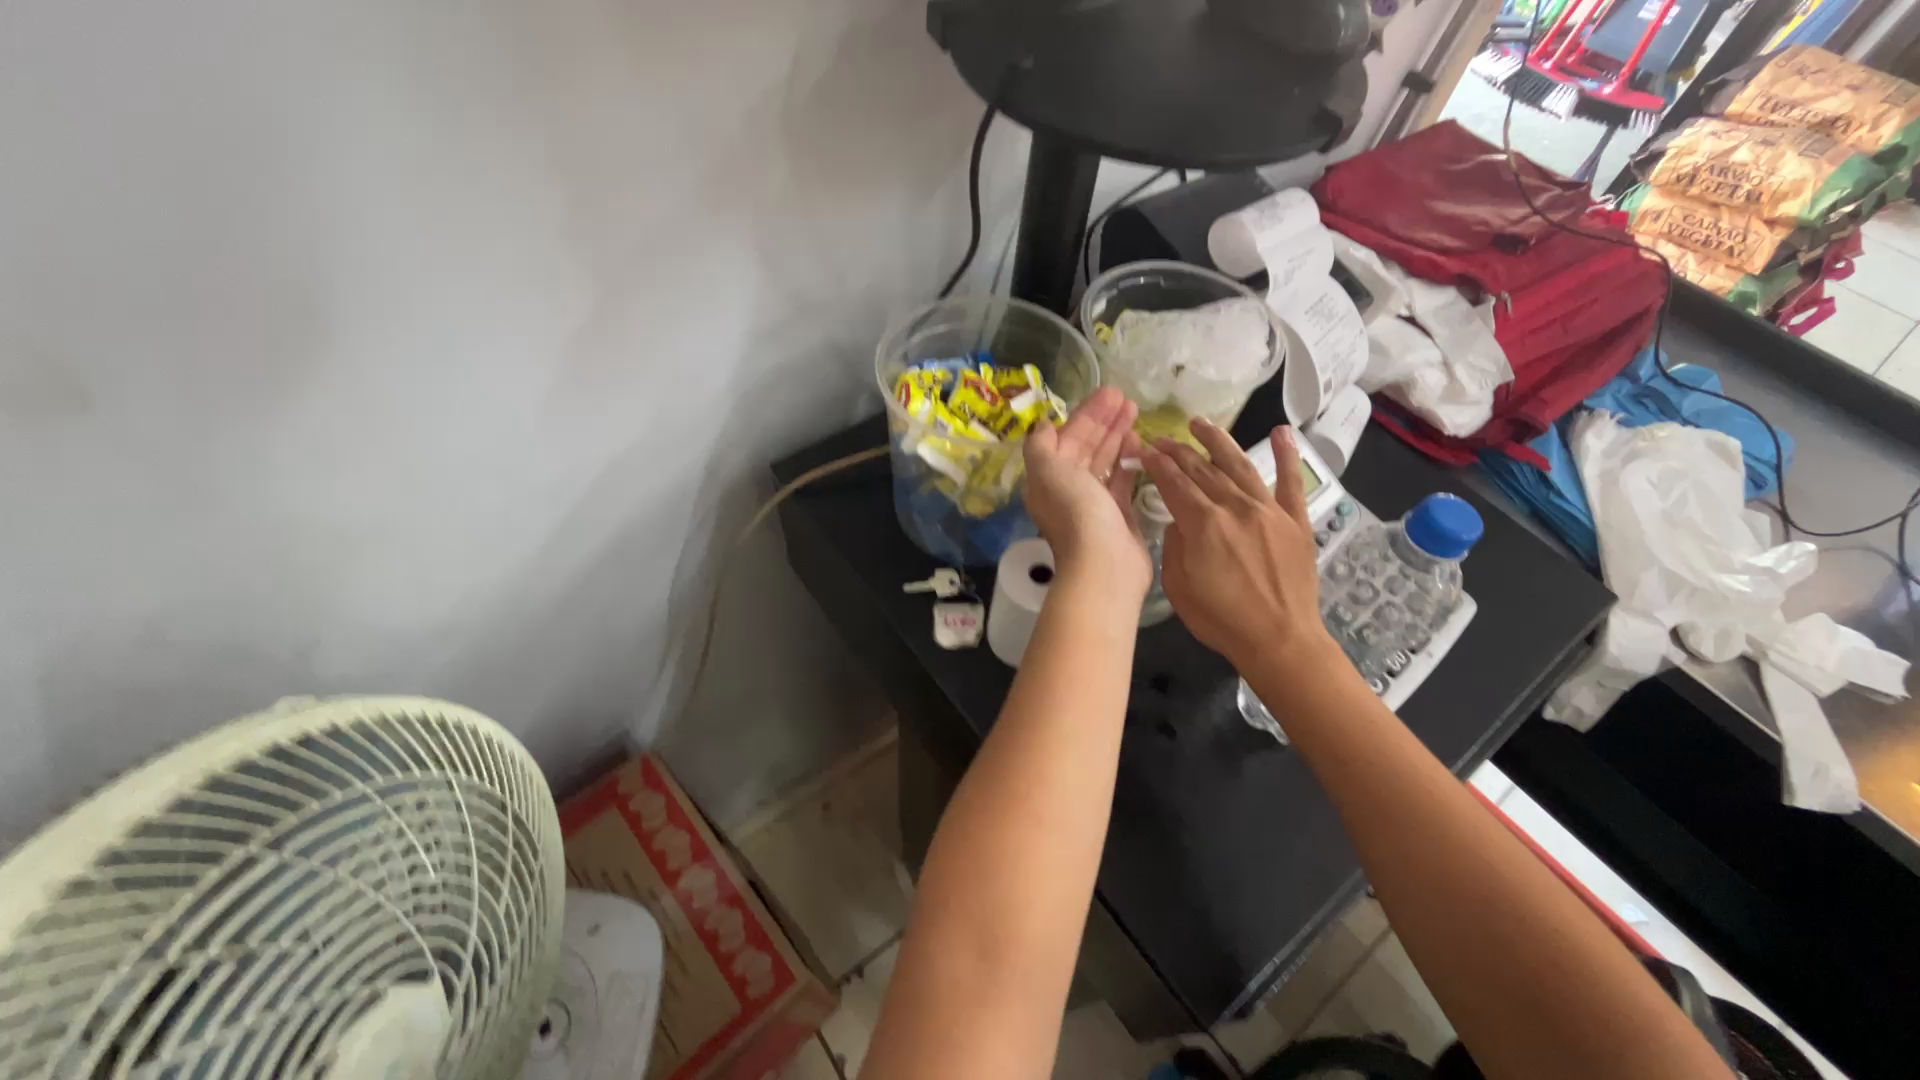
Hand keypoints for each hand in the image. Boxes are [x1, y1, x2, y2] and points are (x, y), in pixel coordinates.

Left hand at [1023, 387, 1148, 593]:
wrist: (1103, 563)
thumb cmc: (1074, 512)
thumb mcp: (1047, 471)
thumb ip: (1041, 445)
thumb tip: (1044, 424)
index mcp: (1048, 478)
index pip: (1066, 438)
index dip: (1085, 414)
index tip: (1108, 392)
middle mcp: (1068, 489)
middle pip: (1086, 446)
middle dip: (1103, 421)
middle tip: (1126, 397)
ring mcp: (1094, 503)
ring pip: (1105, 460)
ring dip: (1118, 436)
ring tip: (1135, 412)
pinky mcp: (1119, 514)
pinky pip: (1122, 480)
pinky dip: (1129, 460)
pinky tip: (1140, 442)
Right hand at [1139, 418, 1332, 671]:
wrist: (1280, 640)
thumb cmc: (1222, 620)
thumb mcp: (1179, 587)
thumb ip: (1174, 546)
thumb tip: (1179, 522)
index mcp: (1203, 523)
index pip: (1174, 483)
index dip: (1157, 465)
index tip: (1144, 451)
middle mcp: (1235, 507)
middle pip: (1202, 470)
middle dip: (1178, 452)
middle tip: (1162, 440)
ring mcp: (1269, 510)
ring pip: (1240, 465)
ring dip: (1218, 441)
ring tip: (1201, 424)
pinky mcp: (1296, 521)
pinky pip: (1292, 481)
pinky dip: (1288, 454)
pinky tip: (1282, 432)